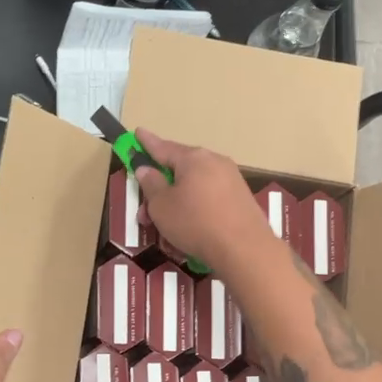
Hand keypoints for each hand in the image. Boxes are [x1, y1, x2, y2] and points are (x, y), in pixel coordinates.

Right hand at [134, 128, 275, 273]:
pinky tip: (187, 237)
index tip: (137, 133)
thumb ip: (151, 184)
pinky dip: (194, 214)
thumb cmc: (195, 222)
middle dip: (159, 193)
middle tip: (144, 215)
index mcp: (193, 158)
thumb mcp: (161, 205)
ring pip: (193, 191)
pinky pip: (208, 203)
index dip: (146, 143)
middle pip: (179, 172)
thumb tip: (146, 169)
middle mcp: (214, 162)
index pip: (163, 147)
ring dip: (175, 208)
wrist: (244, 248)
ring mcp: (231, 181)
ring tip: (165, 234)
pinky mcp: (240, 201)